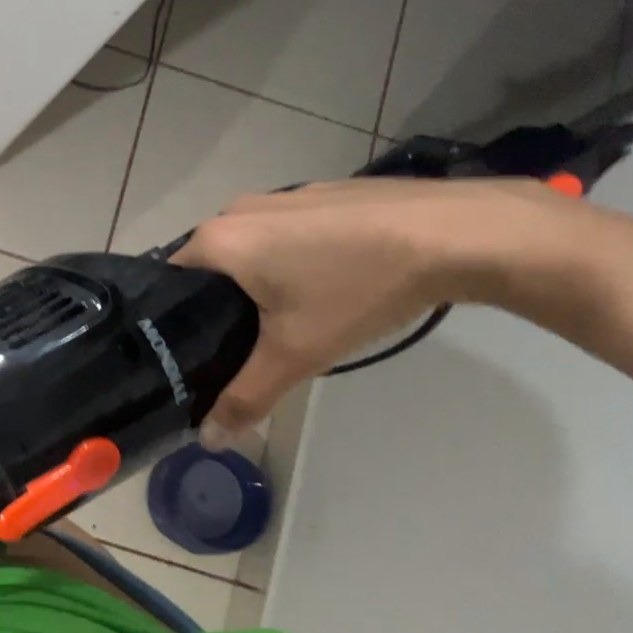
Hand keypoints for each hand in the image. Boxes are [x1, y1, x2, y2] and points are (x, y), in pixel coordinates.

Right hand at [171, 179, 553, 446]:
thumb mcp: (298, 354)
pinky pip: (288, 231)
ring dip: (260, 278)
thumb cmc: (360, 288)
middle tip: (241, 342)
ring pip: (251, 246)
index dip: (175, 320)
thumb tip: (209, 440)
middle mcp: (240, 209)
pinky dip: (295, 256)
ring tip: (288, 315)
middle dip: (218, 302)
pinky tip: (331, 282)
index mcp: (218, 239)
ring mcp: (285, 196)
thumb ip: (246, 397)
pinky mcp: (326, 192)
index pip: (169, 282)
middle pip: (209, 265)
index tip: (193, 350)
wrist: (463, 233)